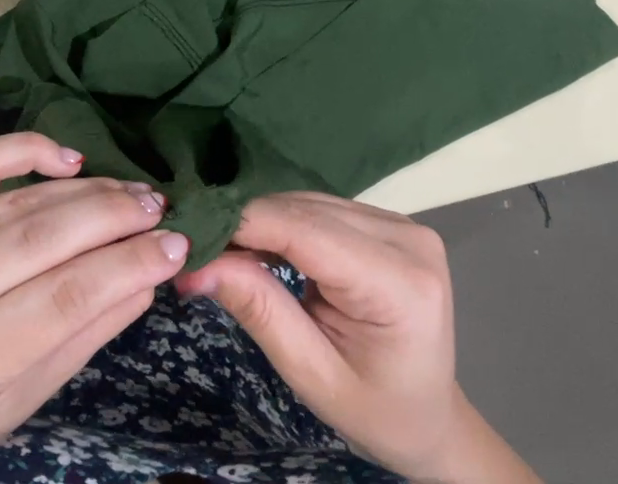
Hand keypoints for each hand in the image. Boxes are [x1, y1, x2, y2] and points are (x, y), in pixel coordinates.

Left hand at [0, 132, 190, 456]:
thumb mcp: (37, 389)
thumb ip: (91, 328)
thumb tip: (152, 270)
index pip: (63, 299)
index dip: (126, 265)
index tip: (176, 244)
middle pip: (40, 241)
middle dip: (111, 218)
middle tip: (158, 208)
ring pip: (18, 204)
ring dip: (85, 191)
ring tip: (133, 190)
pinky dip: (22, 150)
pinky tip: (68, 159)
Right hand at [174, 193, 538, 483]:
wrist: (431, 416)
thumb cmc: (374, 409)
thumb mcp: (311, 374)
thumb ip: (259, 310)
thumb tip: (194, 264)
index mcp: (400, 284)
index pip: (304, 231)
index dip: (240, 226)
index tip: (186, 240)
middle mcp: (406, 239)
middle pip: (301, 210)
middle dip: (243, 226)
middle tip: (196, 254)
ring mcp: (401, 224)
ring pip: (305, 202)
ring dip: (260, 223)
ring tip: (224, 255)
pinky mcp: (388, 221)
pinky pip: (318, 207)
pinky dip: (281, 224)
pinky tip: (261, 249)